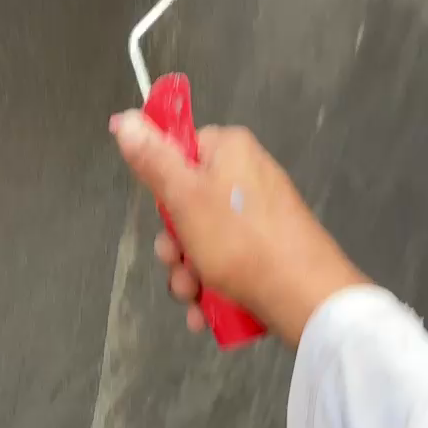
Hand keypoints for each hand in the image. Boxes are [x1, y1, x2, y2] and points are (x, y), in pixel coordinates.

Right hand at [111, 112, 368, 345]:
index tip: (165, 214)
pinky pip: (222, 261)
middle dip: (174, 247)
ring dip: (186, 274)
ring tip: (194, 296)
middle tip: (178, 265)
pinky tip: (205, 309)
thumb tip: (124, 118)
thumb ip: (152, 158)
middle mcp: (245, 176)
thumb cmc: (240, 241)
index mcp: (229, 151)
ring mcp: (256, 214)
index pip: (178, 153)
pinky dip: (209, 286)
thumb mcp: (184, 197)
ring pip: (199, 241)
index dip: (163, 188)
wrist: (303, 296)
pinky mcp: (264, 247)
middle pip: (184, 205)